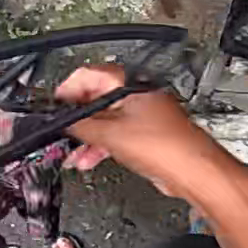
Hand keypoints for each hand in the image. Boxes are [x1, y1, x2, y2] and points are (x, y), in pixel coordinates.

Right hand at [56, 65, 238, 198]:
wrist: (192, 171)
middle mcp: (138, 96)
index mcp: (129, 84)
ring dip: (87, 137)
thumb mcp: (110, 134)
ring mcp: (144, 116)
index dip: (68, 89)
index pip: (90, 75)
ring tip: (71, 152)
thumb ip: (82, 125)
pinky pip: (117, 136)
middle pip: (97, 99)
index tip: (55, 104)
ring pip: (106, 121)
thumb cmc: (166, 146)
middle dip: (77, 117)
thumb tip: (64, 121)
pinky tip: (88, 159)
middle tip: (61, 129)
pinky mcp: (147, 136)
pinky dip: (101, 146)